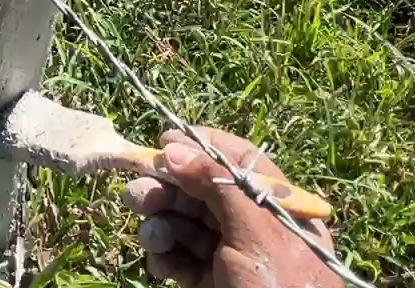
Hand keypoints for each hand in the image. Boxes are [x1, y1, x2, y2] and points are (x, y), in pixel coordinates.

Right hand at [122, 129, 340, 287]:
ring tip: (147, 233)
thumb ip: (215, 183)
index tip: (164, 142)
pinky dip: (164, 254)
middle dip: (167, 188)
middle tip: (136, 193)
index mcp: (278, 208)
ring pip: (187, 222)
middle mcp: (254, 228)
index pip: (238, 160)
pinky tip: (157, 260)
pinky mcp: (212, 284)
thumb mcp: (256, 233)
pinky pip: (181, 257)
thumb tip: (172, 149)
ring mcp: (232, 258)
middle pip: (202, 190)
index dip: (201, 146)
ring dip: (160, 221)